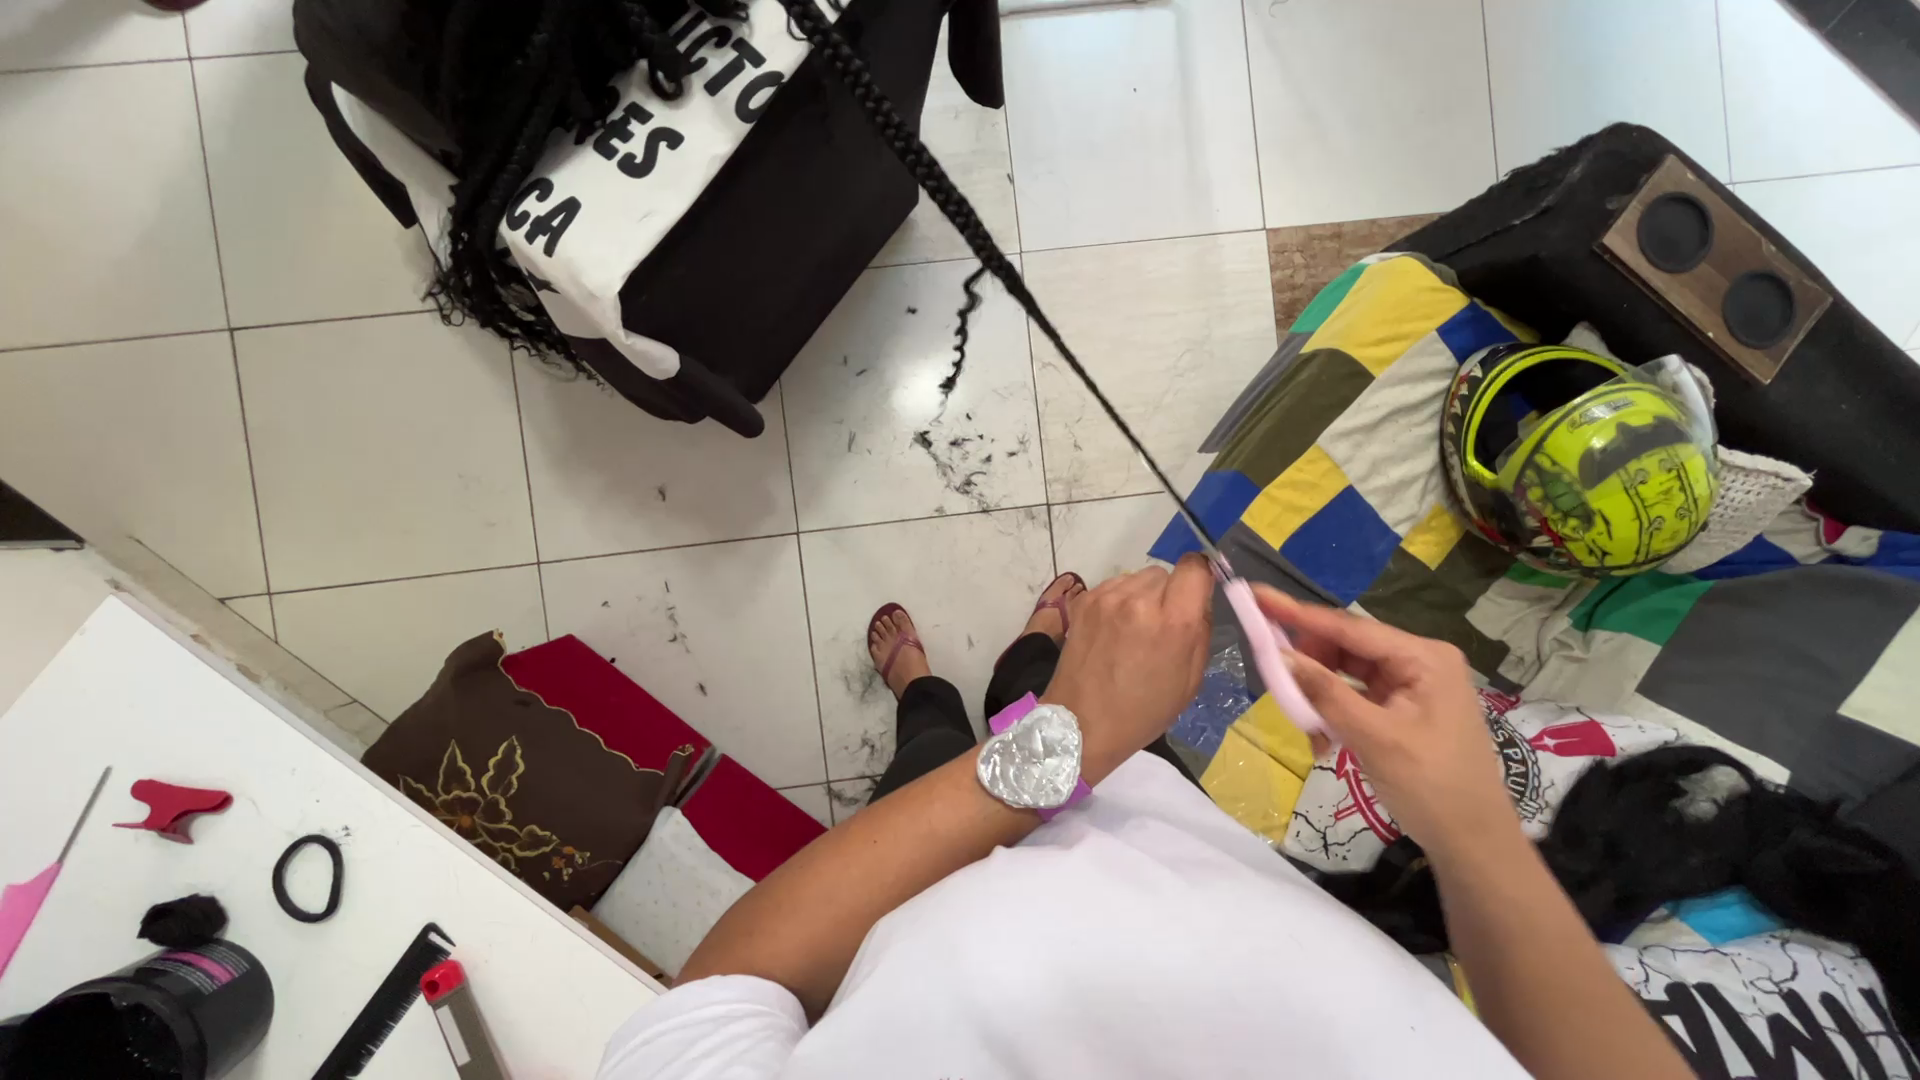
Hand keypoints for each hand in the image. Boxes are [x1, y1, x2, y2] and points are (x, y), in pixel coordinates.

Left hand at [1041, 555, 1213, 784]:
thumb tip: (1200, 599)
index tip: (1195, 595)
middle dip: (1169, 594)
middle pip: (1166, 573)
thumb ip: (1200, 631)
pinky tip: (1113, 631)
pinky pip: (1114, 587)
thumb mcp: (1191, 680)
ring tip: (1133, 631)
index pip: (1195, 566)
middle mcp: (1139, 599)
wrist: (1081, 723)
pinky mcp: (1083, 600)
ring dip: (1143, 596)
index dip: (1199, 577)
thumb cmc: (1144, 711)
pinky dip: (1119, 601)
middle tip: (1160, 626)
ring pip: (1138, 578)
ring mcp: (1107, 597)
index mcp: (1173, 621)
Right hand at [1254, 586, 1519, 862]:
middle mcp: (1417, 660)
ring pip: (1343, 671)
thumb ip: (1325, 693)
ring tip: (1306, 726)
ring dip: (1317, 694)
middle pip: (1344, 646)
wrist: (1472, 841)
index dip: (1299, 613)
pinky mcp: (1400, 706)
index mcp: (1423, 657)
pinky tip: (1323, 738)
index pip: (1349, 627)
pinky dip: (1331, 710)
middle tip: (1275, 680)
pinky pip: (1352, 694)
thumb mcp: (1374, 738)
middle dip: (1308, 663)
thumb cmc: (1432, 786)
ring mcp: (1409, 684)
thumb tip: (1280, 656)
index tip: (1258, 597)